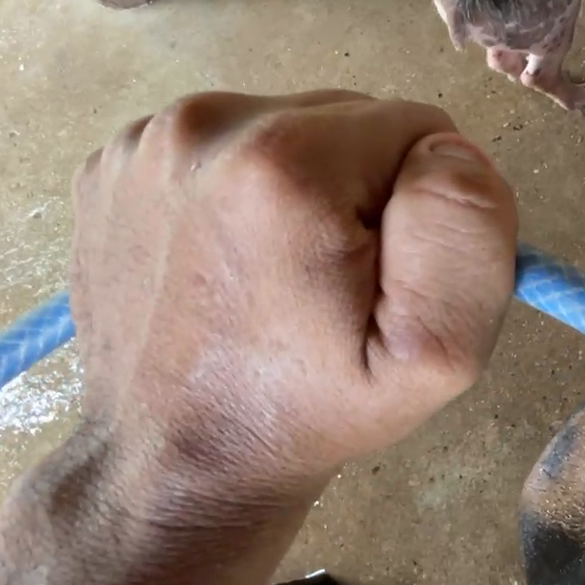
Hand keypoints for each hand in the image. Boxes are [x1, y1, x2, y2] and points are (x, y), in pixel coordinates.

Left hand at [69, 90, 516, 498]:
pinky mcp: (117, 161)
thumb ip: (467, 232)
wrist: (177, 465)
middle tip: (346, 277)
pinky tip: (237, 257)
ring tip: (291, 271)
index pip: (420, 127)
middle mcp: (204, 127)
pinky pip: (239, 145)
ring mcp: (146, 141)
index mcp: (285, 161)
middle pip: (356, 120)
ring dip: (317, 187)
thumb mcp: (435, 351)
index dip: (425, 204)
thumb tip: (448, 149)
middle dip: (372, 188)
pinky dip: (255, 189)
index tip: (389, 273)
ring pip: (301, 127)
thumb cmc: (314, 410)